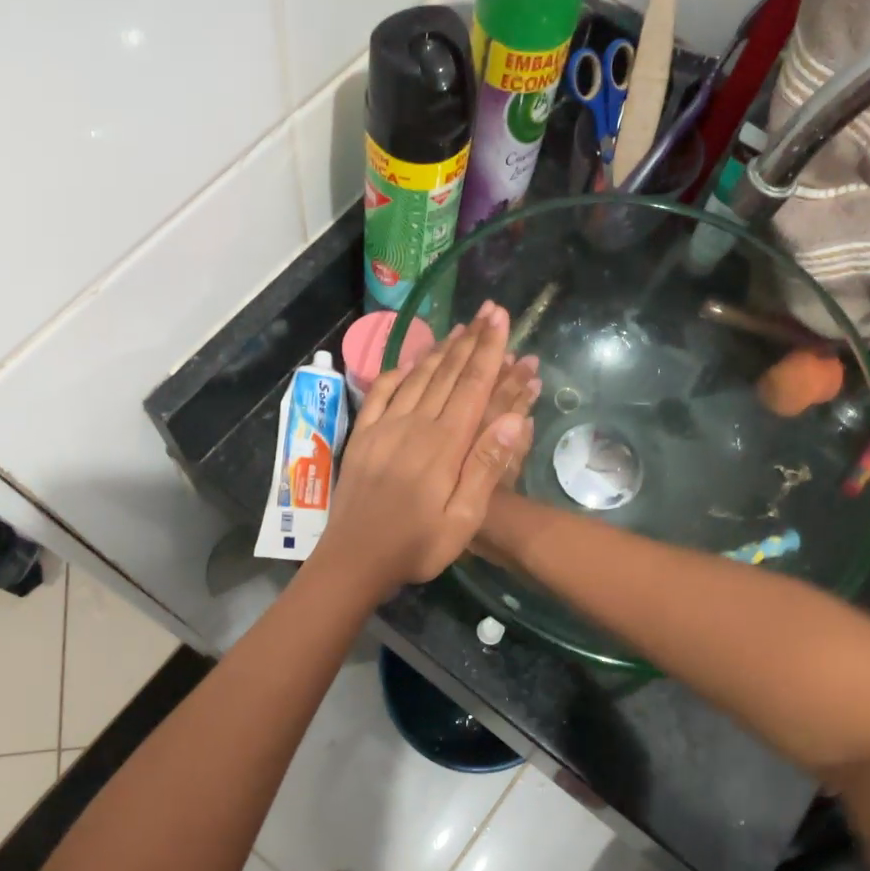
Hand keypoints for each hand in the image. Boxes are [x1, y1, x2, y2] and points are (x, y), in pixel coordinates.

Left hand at [313, 301, 535, 592]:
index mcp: (444, 445)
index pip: (472, 386)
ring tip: (460, 328)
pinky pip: (381, 393)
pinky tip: (410, 361)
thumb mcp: (463, 519)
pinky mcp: (363, 437)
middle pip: (446, 373)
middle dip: (470, 340)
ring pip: (417, 378)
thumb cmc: (417, 546)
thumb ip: (486, 466)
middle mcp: (414, 426)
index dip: (489, 350)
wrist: (354, 559)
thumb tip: (515, 417)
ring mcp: (384, 428)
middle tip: (487, 311)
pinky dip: (399, 372)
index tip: (501, 318)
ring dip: (440, 350)